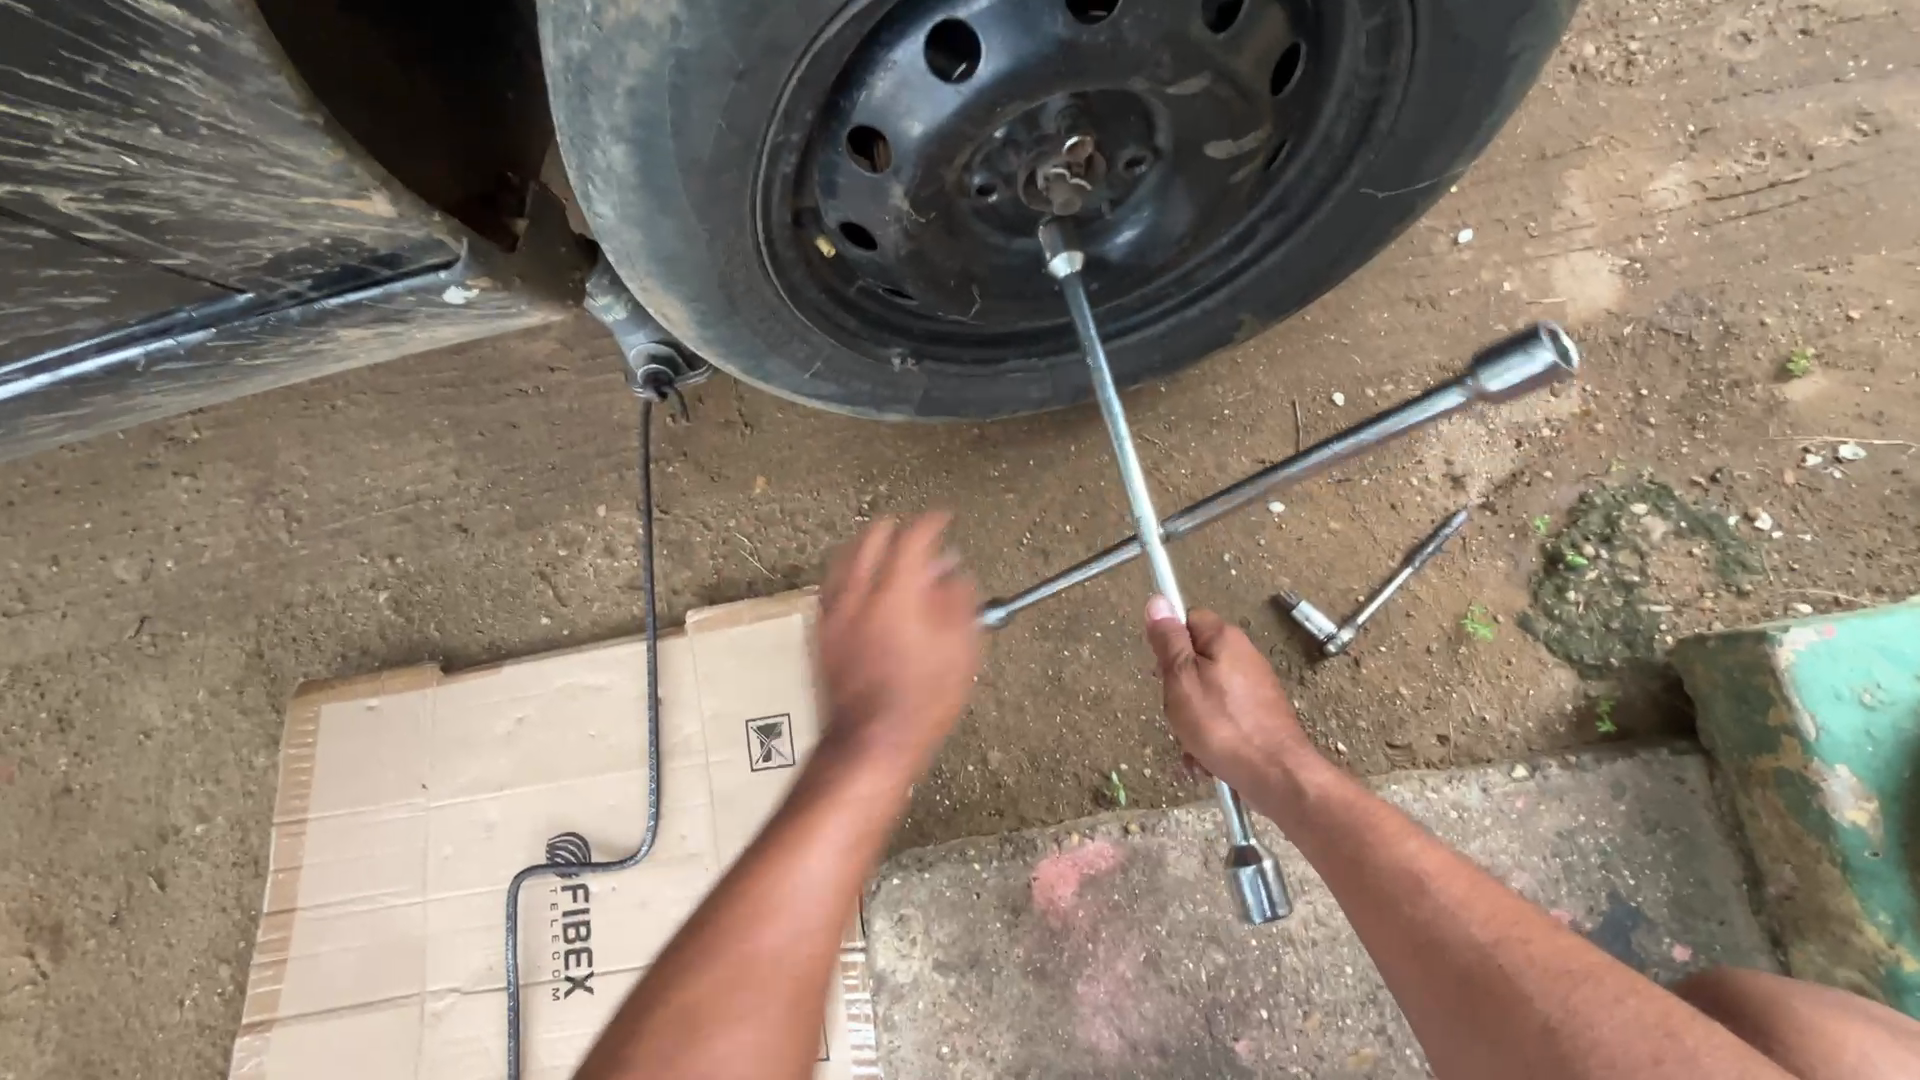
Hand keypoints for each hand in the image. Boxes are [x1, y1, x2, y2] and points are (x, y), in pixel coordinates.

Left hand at [816, 515, 981, 775]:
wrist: (874, 740)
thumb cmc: (919, 702)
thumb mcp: (961, 649)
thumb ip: (958, 600)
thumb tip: (953, 573)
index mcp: (896, 593)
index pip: (913, 537)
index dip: (932, 522)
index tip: (942, 519)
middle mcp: (859, 595)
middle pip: (871, 537)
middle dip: (896, 528)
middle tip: (914, 534)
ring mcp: (835, 613)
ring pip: (845, 557)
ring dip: (868, 546)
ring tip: (886, 551)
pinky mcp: (822, 632)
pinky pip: (832, 585)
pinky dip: (850, 573)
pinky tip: (861, 584)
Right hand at [1143, 597, 1319, 793]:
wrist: (1276, 775)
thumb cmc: (1221, 724)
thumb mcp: (1181, 678)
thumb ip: (1169, 641)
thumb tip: (1158, 601)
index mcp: (1225, 639)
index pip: (1187, 620)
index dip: (1169, 643)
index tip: (1162, 671)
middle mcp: (1243, 656)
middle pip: (1195, 660)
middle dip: (1178, 688)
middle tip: (1176, 709)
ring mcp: (1254, 687)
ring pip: (1206, 693)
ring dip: (1191, 718)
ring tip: (1191, 743)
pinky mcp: (1259, 714)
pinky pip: (1222, 716)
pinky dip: (1210, 735)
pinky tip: (1205, 758)